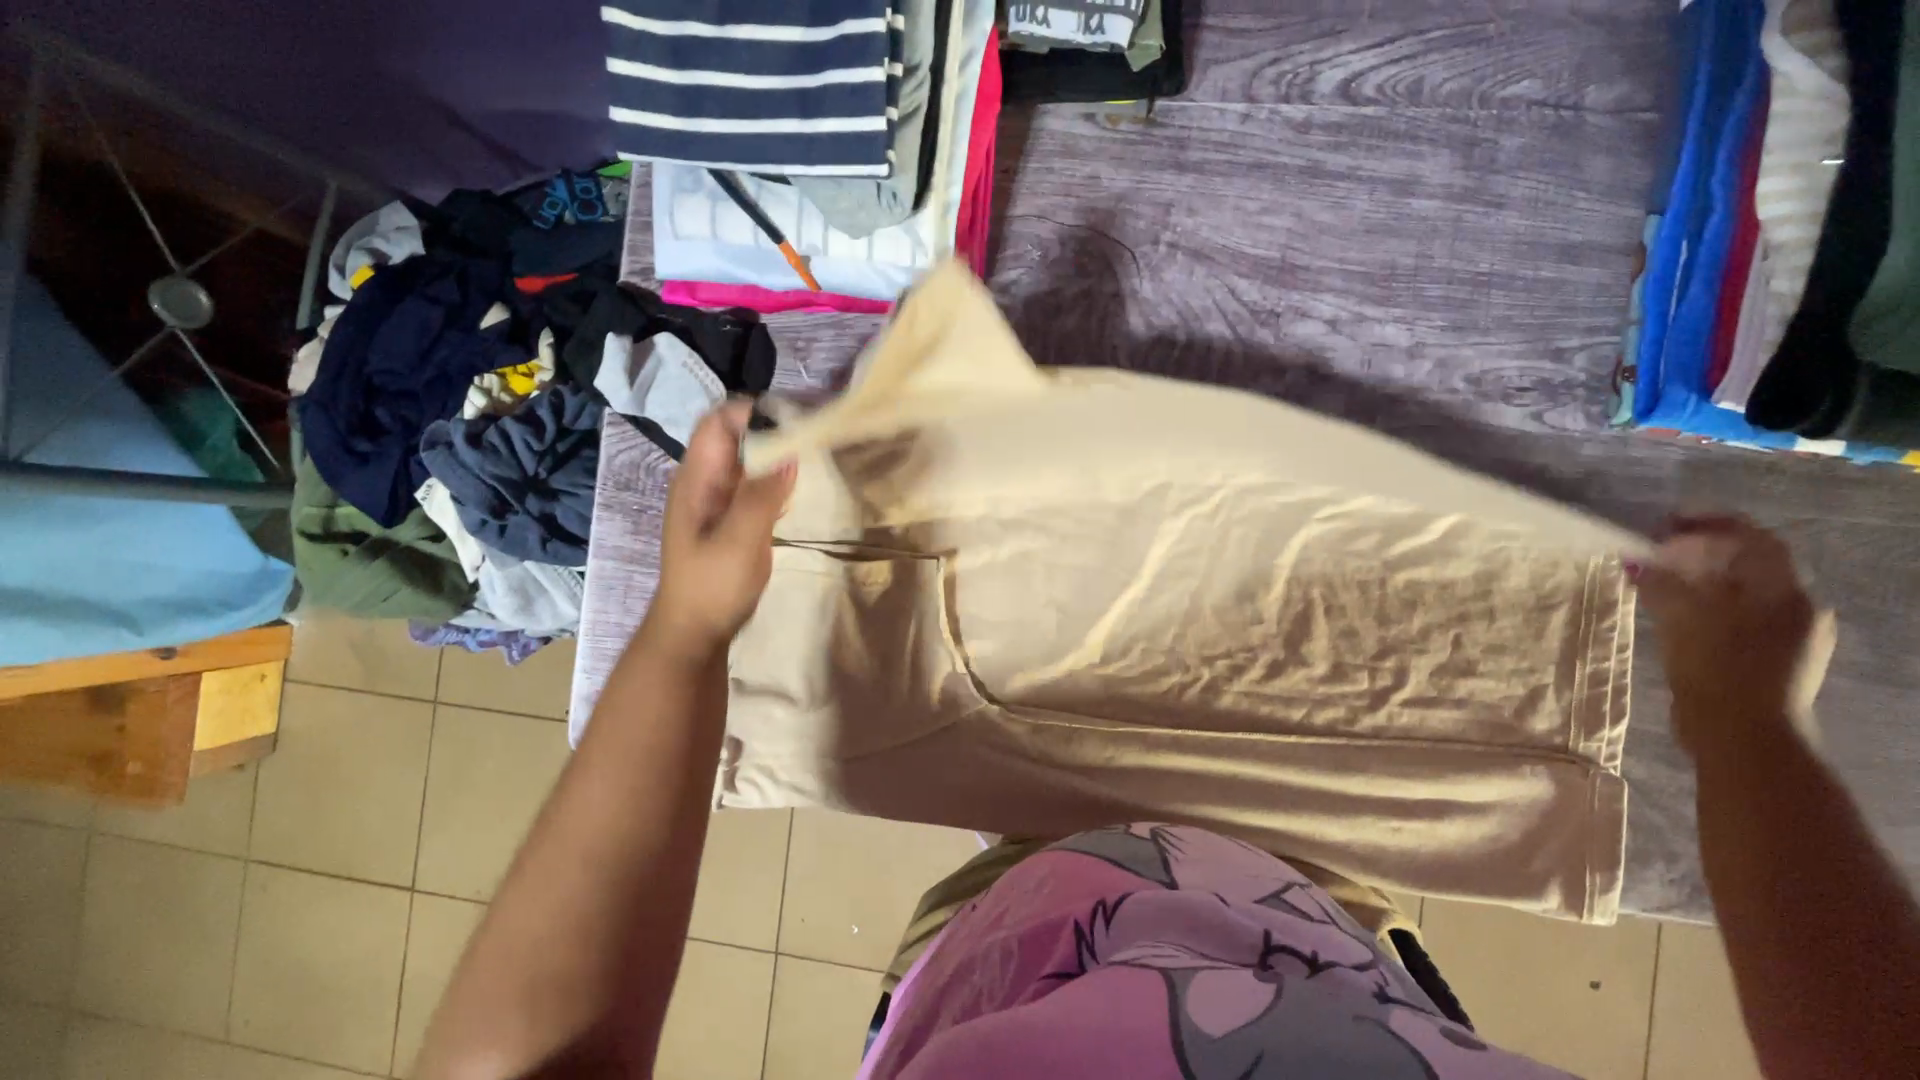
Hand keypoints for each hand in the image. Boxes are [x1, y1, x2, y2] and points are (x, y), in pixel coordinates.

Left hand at [646, 401, 796, 662]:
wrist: (694, 632)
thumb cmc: (711, 587)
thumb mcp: (738, 541)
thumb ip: (761, 495)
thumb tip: (790, 451)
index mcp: (696, 479)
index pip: (720, 421)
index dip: (754, 412)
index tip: (798, 418)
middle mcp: (705, 481)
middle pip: (736, 435)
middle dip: (773, 428)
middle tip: (816, 432)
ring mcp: (718, 499)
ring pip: (748, 458)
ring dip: (778, 451)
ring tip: (817, 451)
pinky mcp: (733, 517)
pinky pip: (755, 482)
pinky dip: (778, 476)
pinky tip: (803, 483)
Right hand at [1632, 514, 1825, 751]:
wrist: (1744, 738)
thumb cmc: (1718, 670)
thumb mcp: (1682, 618)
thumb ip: (1659, 583)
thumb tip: (1633, 560)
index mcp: (1786, 593)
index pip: (1754, 539)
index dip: (1711, 522)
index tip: (1666, 522)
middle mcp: (1797, 610)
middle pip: (1746, 566)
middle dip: (1699, 554)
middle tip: (1654, 552)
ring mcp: (1787, 639)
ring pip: (1739, 594)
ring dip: (1699, 582)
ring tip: (1656, 583)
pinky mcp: (1768, 662)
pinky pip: (1735, 620)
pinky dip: (1705, 608)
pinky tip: (1674, 618)